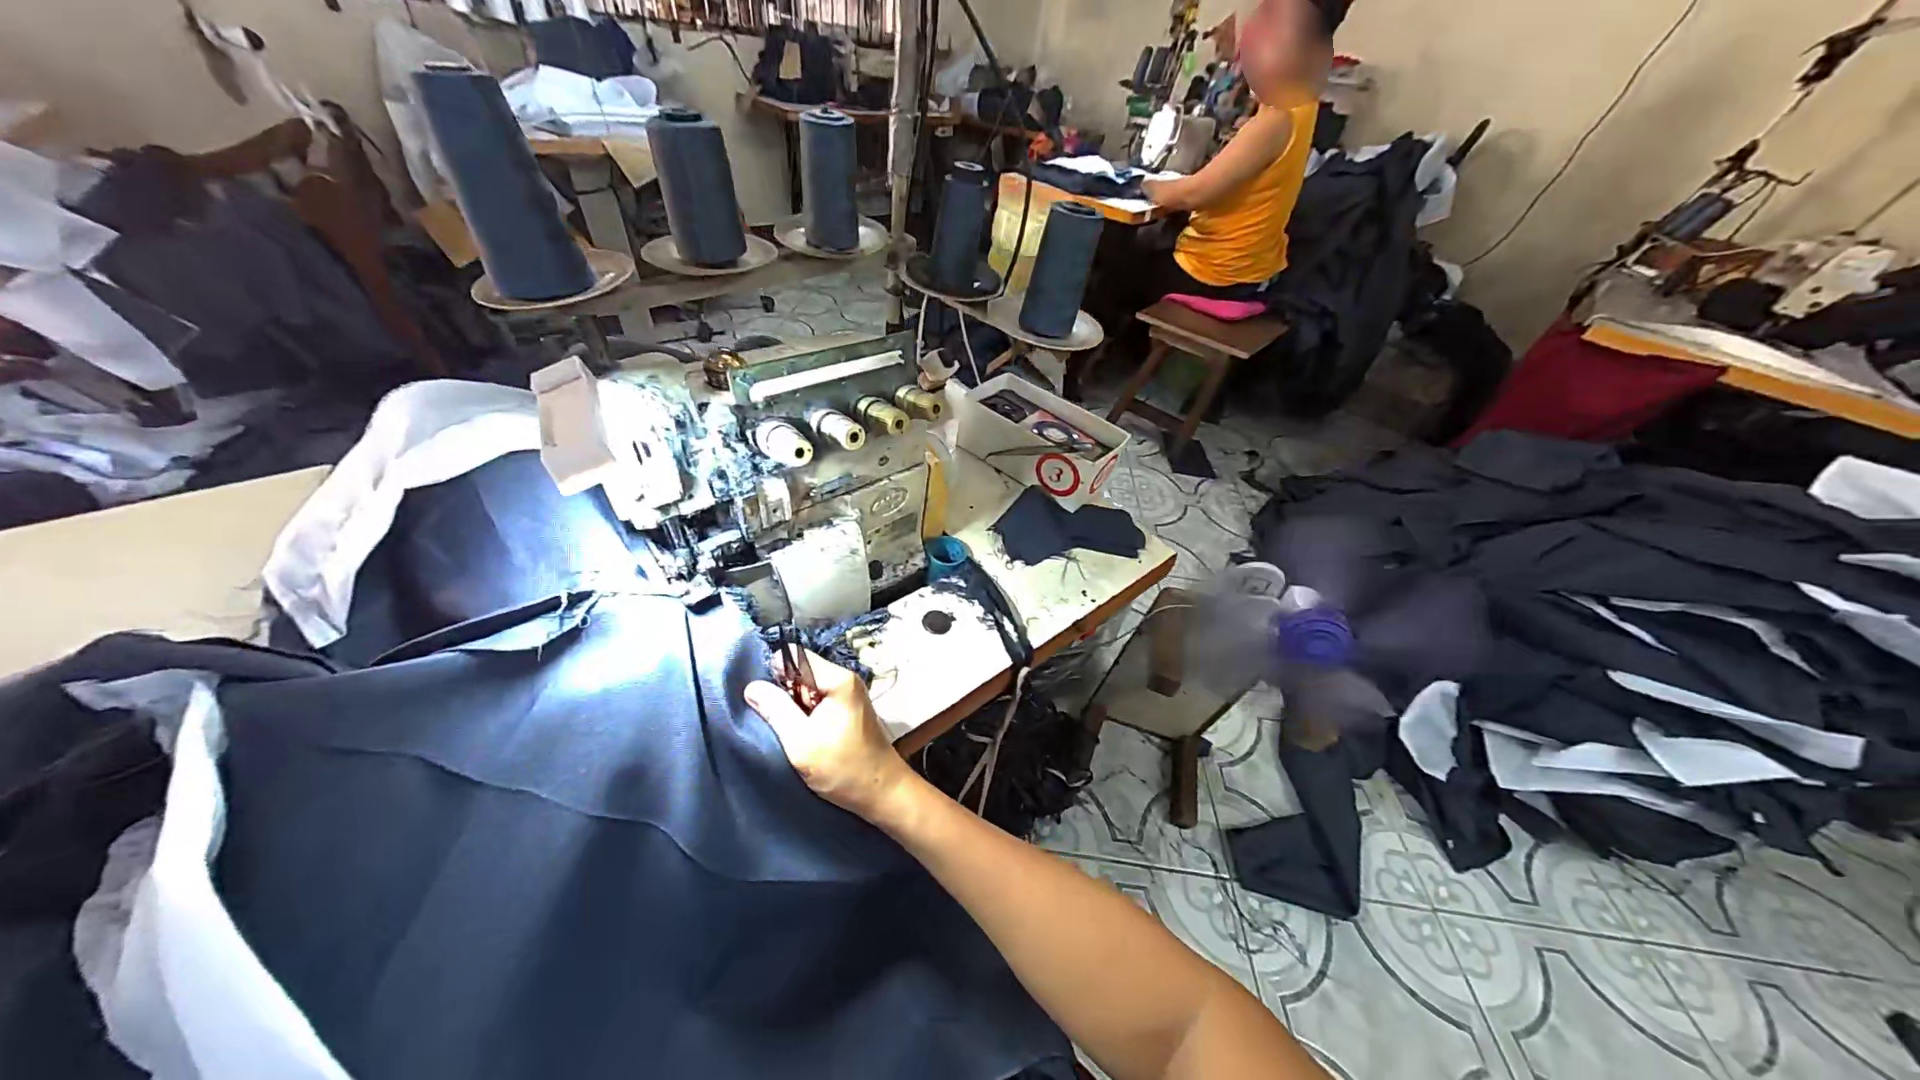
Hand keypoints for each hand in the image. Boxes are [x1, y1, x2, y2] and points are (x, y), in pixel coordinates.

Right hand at [745, 652, 918, 822]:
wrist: (882, 792)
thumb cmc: (844, 769)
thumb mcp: (801, 742)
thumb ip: (775, 710)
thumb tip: (751, 686)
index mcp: (838, 679)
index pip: (794, 655)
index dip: (773, 674)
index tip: (765, 701)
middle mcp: (845, 679)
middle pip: (800, 671)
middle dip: (783, 692)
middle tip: (778, 722)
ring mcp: (847, 694)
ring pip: (806, 688)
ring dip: (793, 707)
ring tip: (790, 732)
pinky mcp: (846, 709)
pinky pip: (816, 701)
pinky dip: (804, 715)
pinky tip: (802, 735)